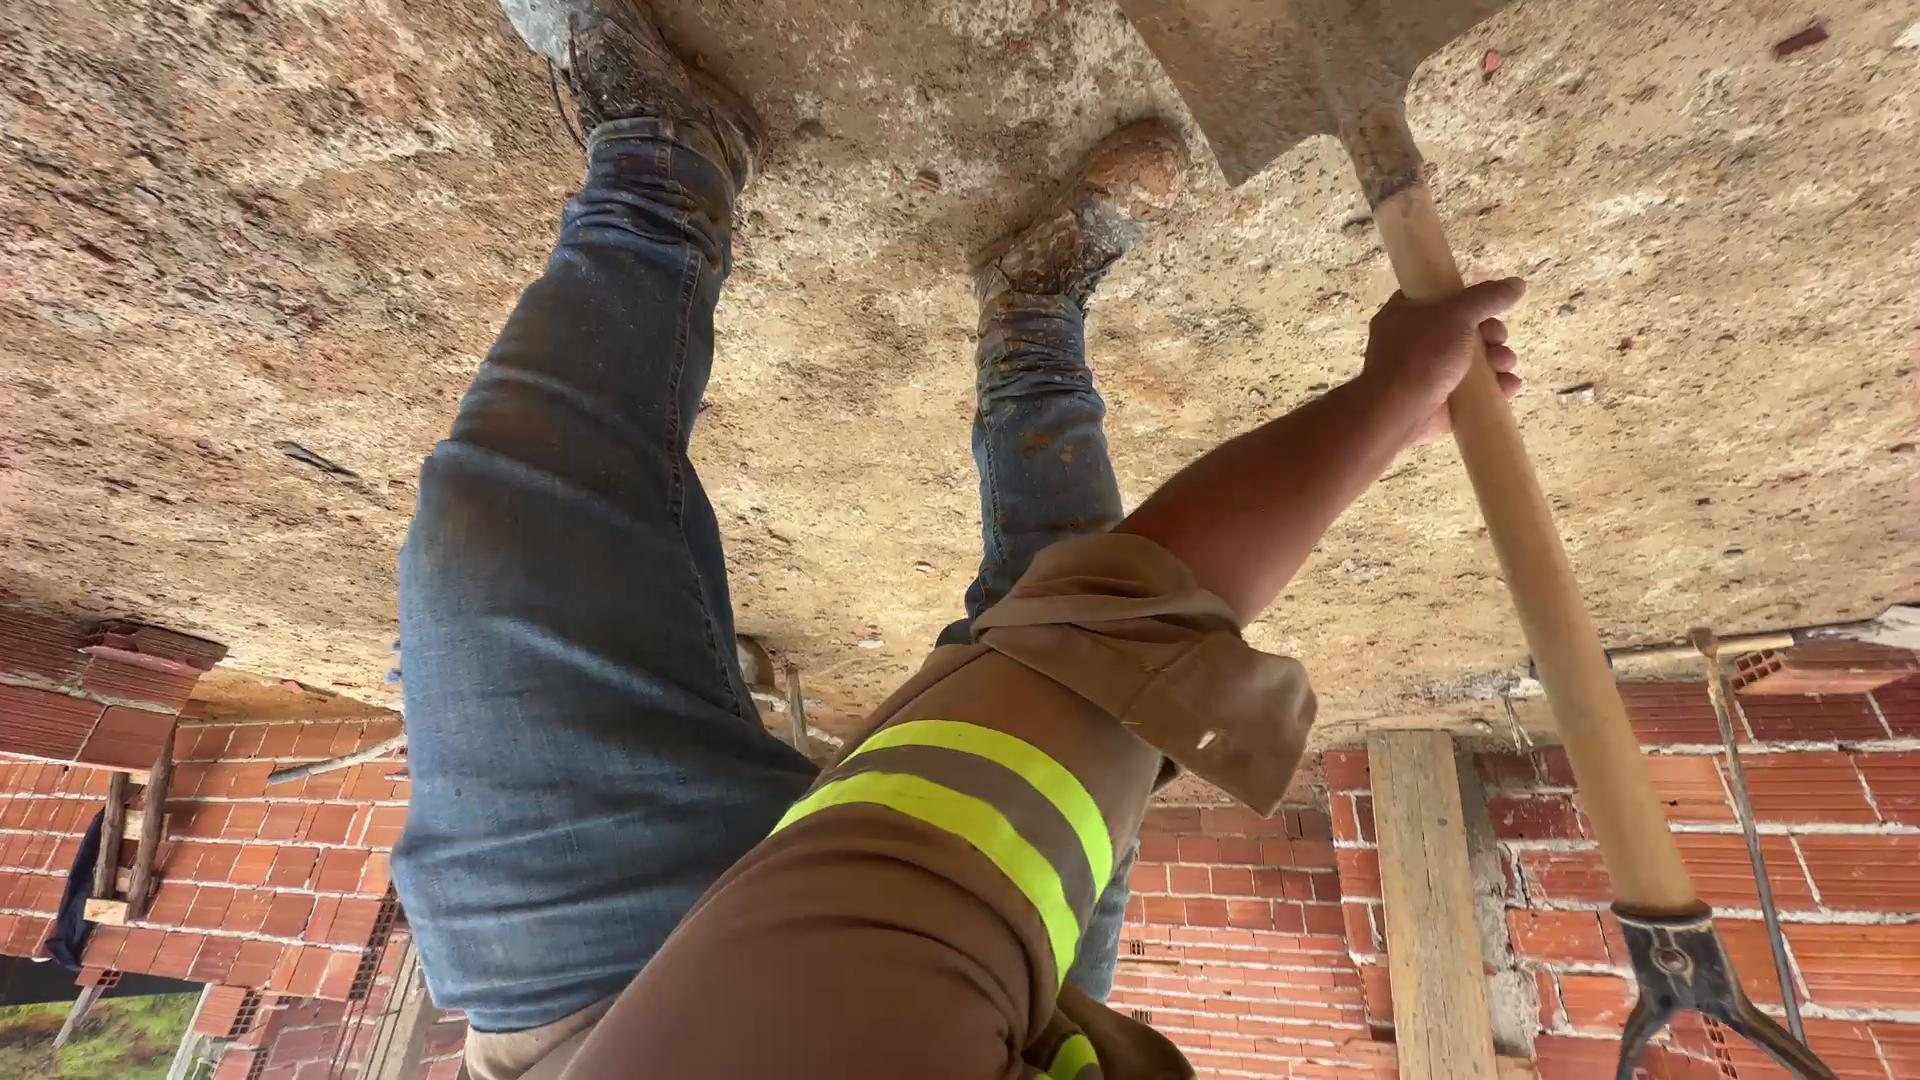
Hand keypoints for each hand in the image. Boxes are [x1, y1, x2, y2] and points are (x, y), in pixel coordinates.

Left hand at [1360, 276, 1525, 446]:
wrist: (1399, 411)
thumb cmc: (1421, 355)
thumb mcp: (1455, 314)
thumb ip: (1486, 297)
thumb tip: (1516, 284)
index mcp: (1404, 315)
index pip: (1438, 298)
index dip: (1467, 299)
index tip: (1487, 303)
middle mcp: (1414, 342)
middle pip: (1465, 329)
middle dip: (1491, 334)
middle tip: (1496, 339)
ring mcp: (1429, 372)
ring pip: (1475, 360)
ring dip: (1498, 359)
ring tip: (1502, 364)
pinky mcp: (1444, 399)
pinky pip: (1477, 390)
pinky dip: (1496, 385)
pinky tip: (1506, 385)